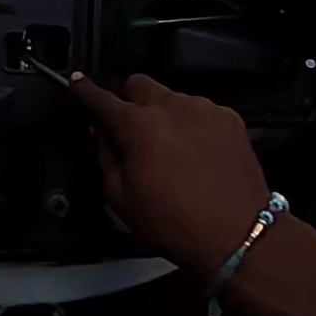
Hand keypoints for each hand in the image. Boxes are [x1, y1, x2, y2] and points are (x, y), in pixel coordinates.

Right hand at [72, 73, 270, 280]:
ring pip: (171, 97)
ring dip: (164, 114)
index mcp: (136, 124)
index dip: (84, 89)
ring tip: (175, 149)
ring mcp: (202, 108)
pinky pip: (200, 110)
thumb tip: (102, 130)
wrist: (238, 235)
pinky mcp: (228, 116)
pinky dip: (193, 124)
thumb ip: (106, 155)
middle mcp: (169, 105)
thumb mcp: (121, 197)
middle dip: (130, 99)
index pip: (102, 98)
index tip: (76, 80)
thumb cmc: (172, 222)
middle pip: (138, 84)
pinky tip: (201, 153)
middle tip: (134, 128)